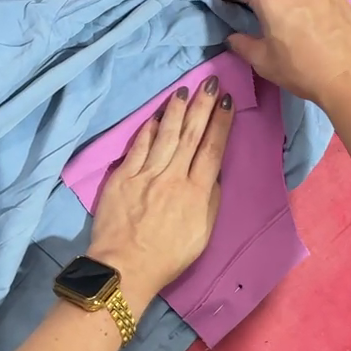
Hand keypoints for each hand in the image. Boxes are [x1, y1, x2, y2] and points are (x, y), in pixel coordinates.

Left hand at [89, 76, 235, 309]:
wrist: (125, 268)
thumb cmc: (168, 257)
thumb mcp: (202, 233)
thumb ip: (209, 199)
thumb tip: (212, 172)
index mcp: (196, 192)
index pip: (212, 149)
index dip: (221, 123)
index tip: (227, 101)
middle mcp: (173, 177)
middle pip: (190, 135)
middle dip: (202, 106)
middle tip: (210, 82)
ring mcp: (146, 174)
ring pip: (164, 135)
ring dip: (176, 110)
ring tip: (184, 91)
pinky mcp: (123, 176)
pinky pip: (138, 147)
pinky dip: (148, 129)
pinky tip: (155, 115)